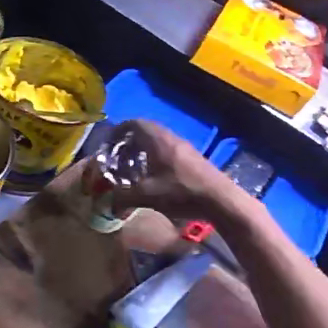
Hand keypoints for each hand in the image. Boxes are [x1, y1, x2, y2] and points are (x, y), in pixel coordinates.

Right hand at [108, 120, 252, 225]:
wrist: (220, 199)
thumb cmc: (181, 192)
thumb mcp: (147, 195)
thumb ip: (123, 197)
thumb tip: (108, 203)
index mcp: (158, 140)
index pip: (134, 124)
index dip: (118, 131)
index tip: (108, 144)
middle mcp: (171, 138)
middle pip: (145, 132)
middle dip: (129, 144)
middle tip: (118, 159)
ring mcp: (185, 148)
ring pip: (158, 143)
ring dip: (143, 153)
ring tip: (134, 170)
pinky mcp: (194, 159)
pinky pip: (168, 152)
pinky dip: (156, 160)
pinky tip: (155, 179)